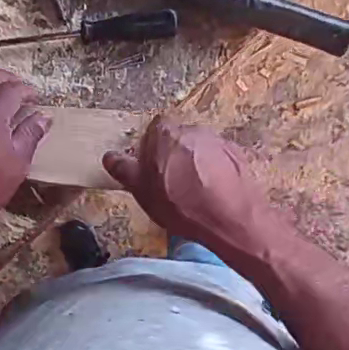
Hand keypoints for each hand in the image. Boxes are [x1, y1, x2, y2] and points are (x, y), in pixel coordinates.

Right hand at [103, 117, 275, 256]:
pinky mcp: (238, 155)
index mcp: (166, 133)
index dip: (149, 148)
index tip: (147, 168)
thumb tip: (110, 157)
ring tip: (190, 193)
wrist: (230, 220)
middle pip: (176, 138)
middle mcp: (193, 130)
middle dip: (171, 155)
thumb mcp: (141, 191)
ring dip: (192, 164)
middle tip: (166, 183)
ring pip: (197, 149)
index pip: (153, 129)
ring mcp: (218, 141)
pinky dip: (211, 172)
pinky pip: (217, 159)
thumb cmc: (180, 205)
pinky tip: (209, 194)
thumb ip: (124, 170)